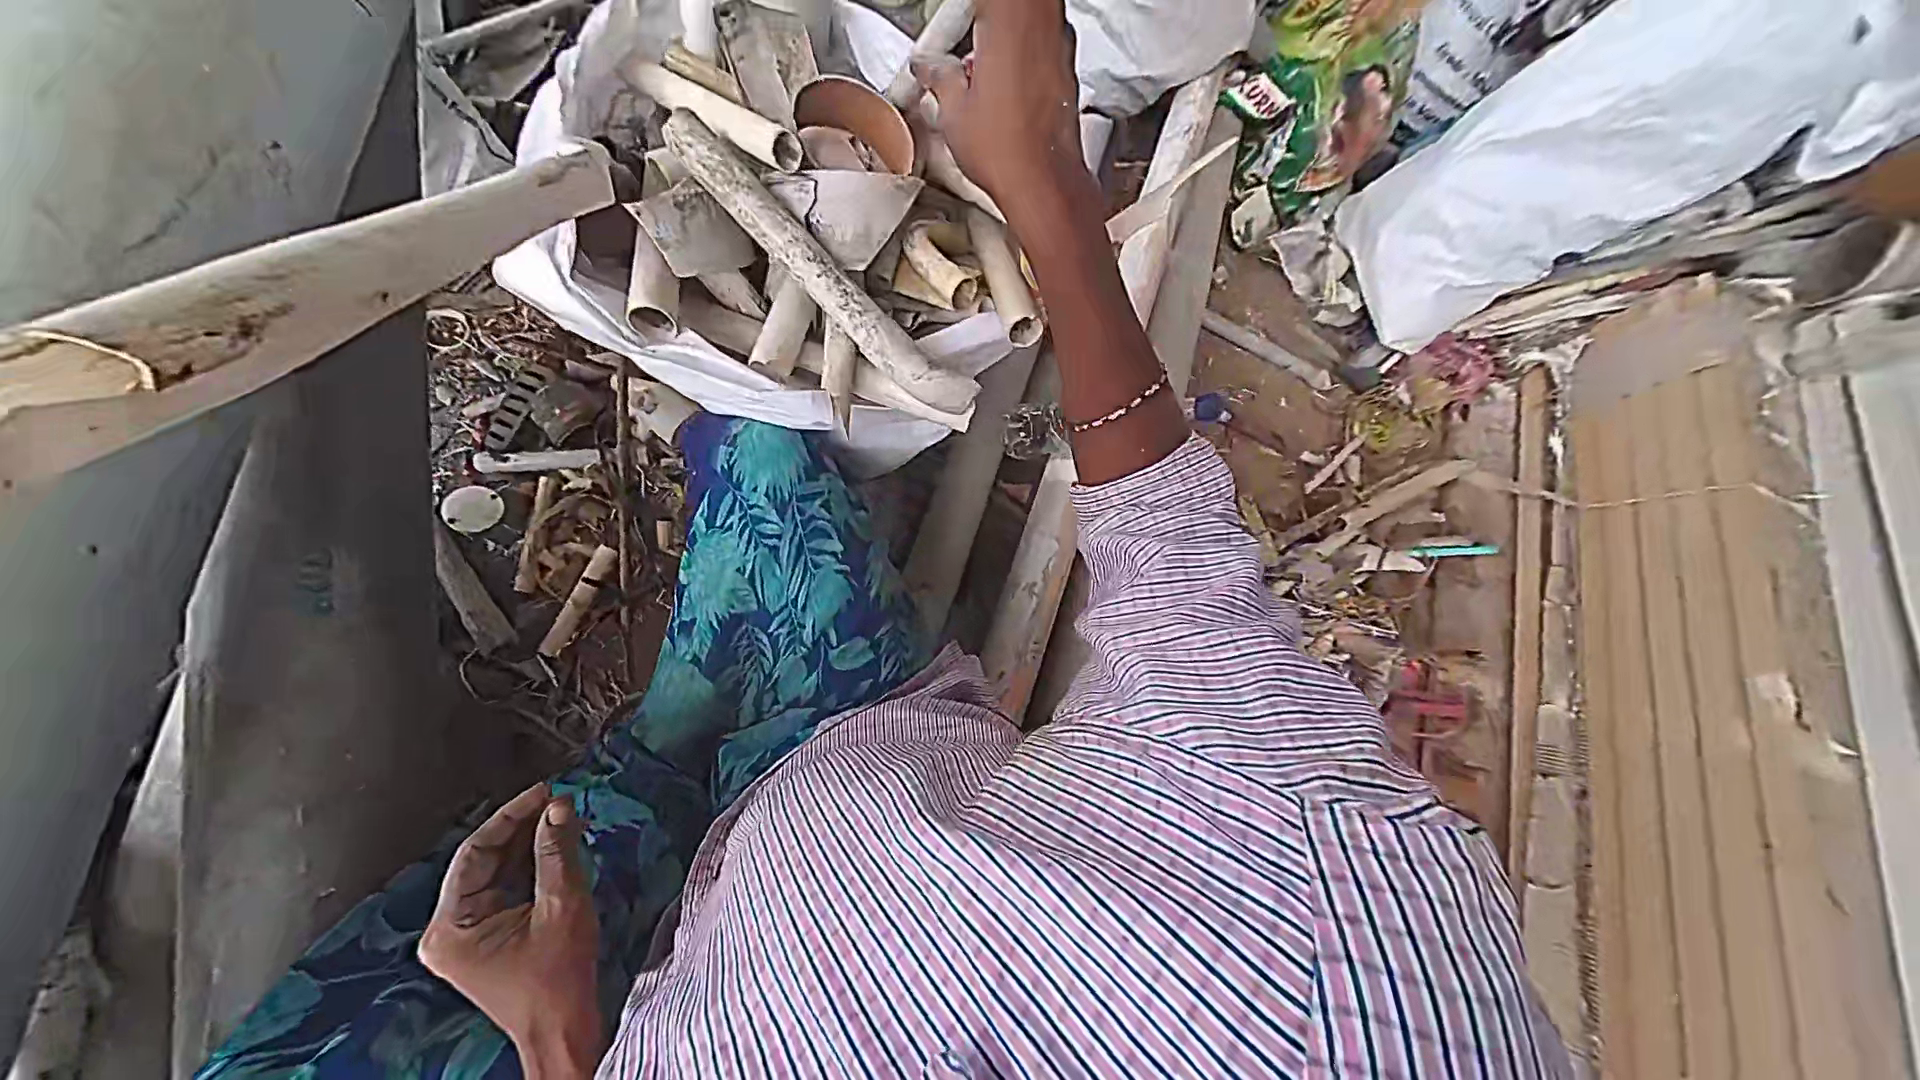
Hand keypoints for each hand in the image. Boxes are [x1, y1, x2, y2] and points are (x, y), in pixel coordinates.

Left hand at [419, 783, 604, 1078]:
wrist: (564, 1026)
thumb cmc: (558, 973)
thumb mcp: (562, 904)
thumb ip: (557, 852)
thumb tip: (560, 805)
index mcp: (450, 926)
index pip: (475, 852)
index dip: (512, 815)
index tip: (546, 790)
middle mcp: (450, 927)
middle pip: (487, 859)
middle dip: (526, 826)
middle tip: (562, 799)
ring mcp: (469, 932)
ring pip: (502, 869)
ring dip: (535, 842)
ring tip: (568, 815)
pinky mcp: (491, 933)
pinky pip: (511, 885)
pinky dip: (537, 862)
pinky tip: (562, 841)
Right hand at [912, 0, 1085, 214]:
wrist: (1042, 185)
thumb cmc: (1005, 151)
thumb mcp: (954, 113)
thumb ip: (940, 77)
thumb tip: (930, 68)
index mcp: (1007, 12)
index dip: (962, 11)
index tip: (952, 21)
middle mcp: (1041, 20)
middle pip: (1012, 3)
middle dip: (988, 15)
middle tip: (965, 31)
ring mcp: (1060, 44)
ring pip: (1034, 13)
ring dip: (1008, 27)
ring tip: (981, 56)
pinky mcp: (1069, 71)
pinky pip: (1046, 42)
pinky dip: (1025, 50)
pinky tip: (1006, 80)